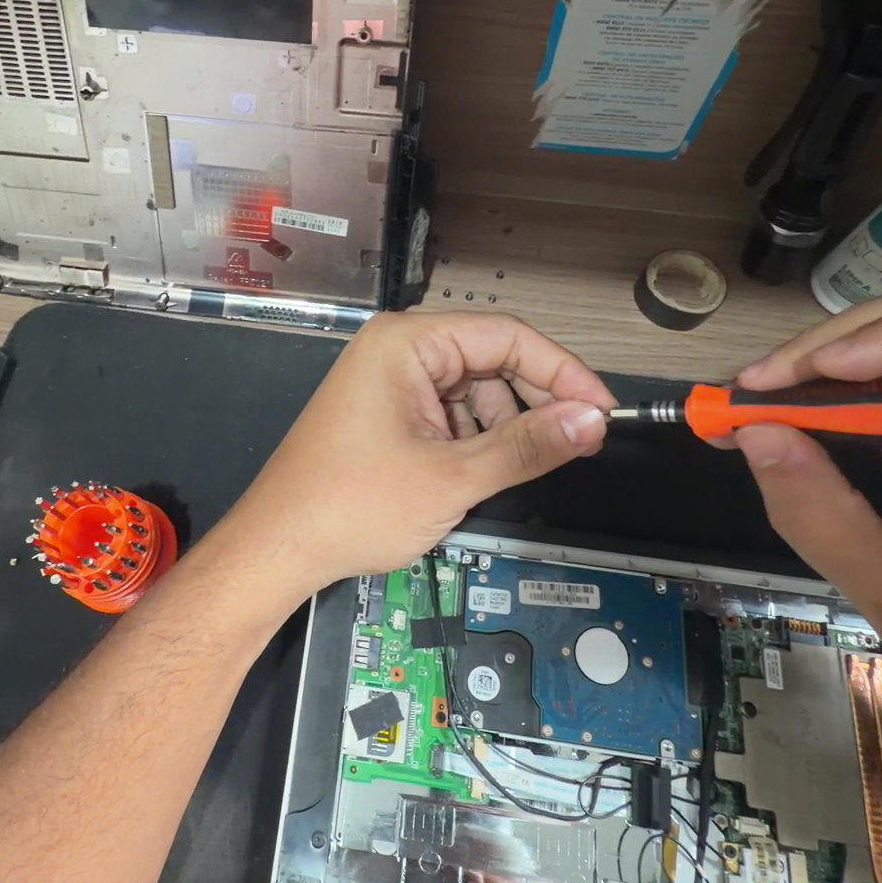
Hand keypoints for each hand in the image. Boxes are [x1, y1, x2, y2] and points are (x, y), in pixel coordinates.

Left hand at [208, 312, 613, 603]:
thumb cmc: (354, 505)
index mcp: (407, 342)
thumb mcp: (452, 477)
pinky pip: (446, 410)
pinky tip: (480, 468)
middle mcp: (397, 350)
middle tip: (578, 441)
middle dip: (534, 401)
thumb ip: (527, 445)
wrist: (279, 546)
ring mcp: (388, 380)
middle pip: (489, 359)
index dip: (562, 371)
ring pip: (471, 388)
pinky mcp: (385, 410)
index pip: (506, 336)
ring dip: (502, 423)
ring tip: (521, 464)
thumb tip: (592, 421)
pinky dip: (473, 436)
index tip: (602, 411)